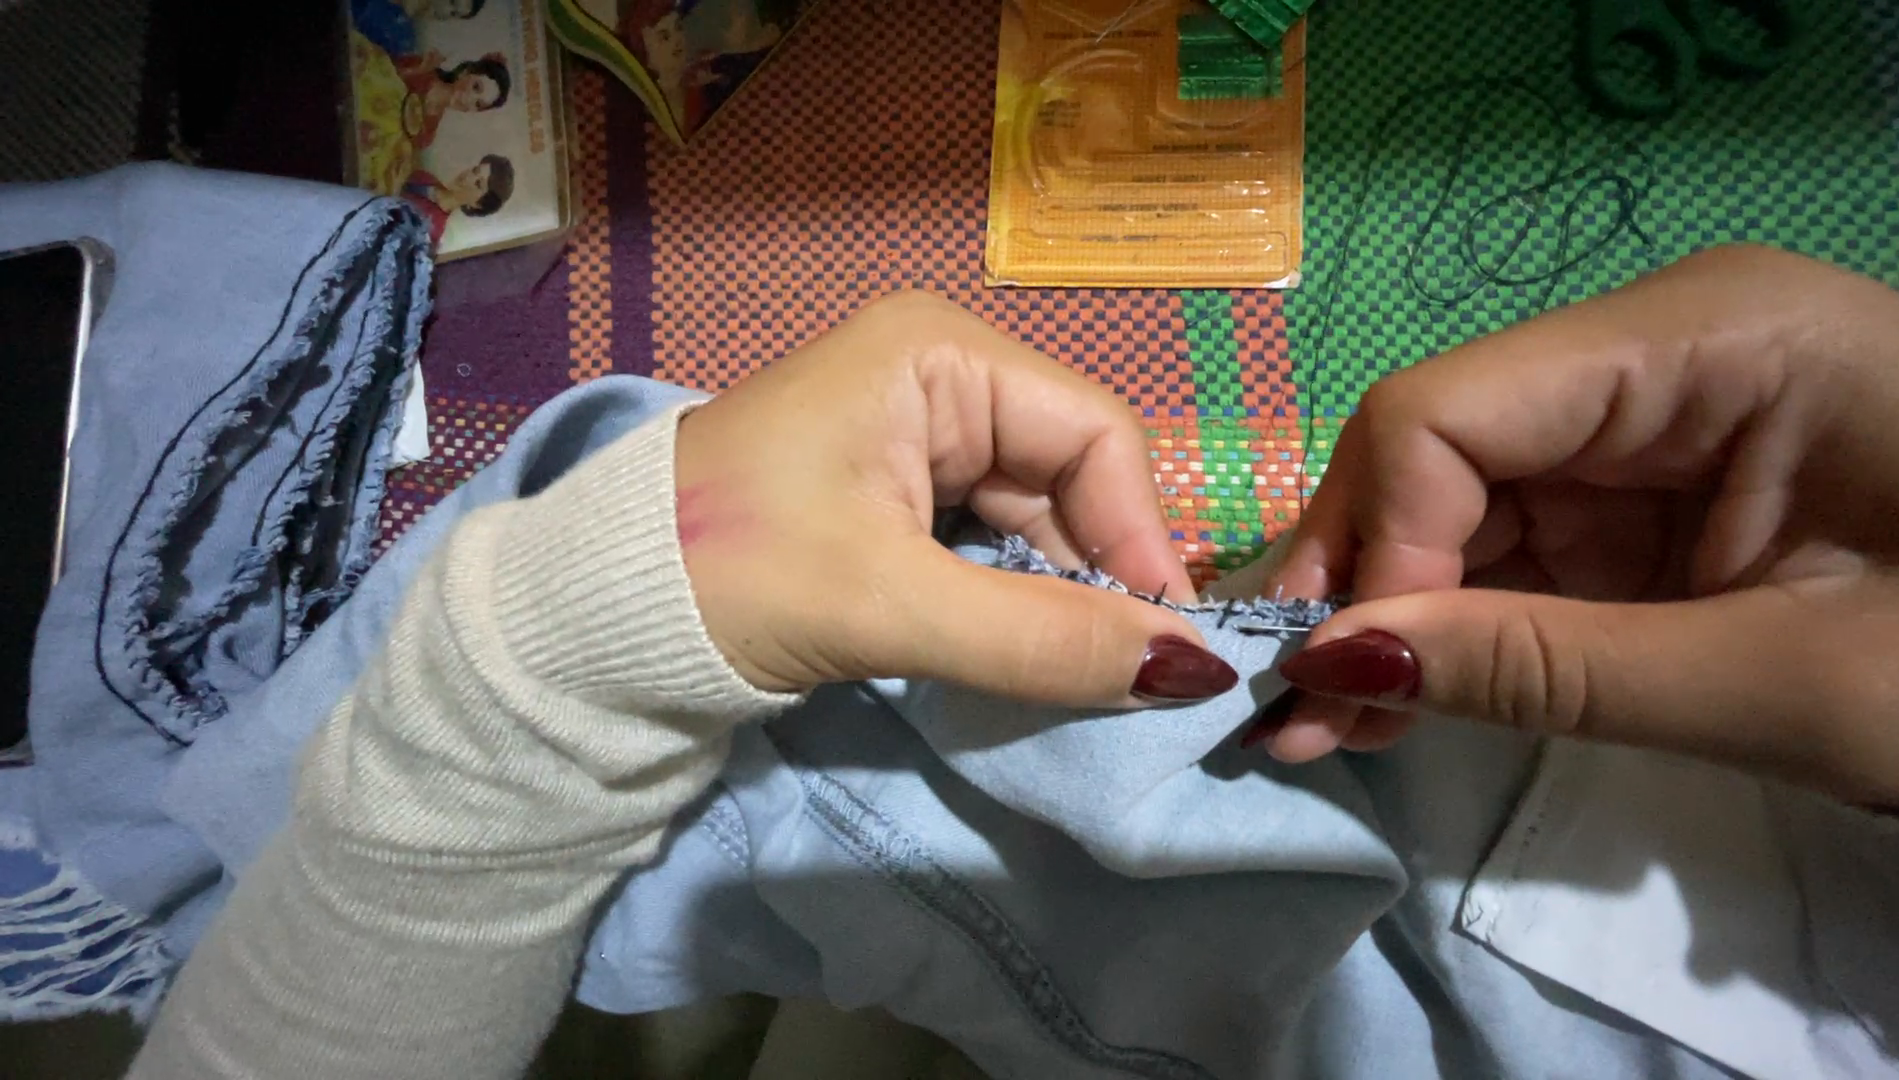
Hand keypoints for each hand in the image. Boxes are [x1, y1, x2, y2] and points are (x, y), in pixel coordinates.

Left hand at [672, 292, 1236, 707]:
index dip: (1141, 534)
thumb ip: (1037, 637)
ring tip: (1079, 667)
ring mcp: (918, 437)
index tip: (1168, 640)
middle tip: (1127, 670)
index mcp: (936, 355)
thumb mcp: (886, 603)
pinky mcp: (899, 492)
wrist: (596, 614)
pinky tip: (1026, 645)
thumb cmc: (727, 573)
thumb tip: (1189, 672)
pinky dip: (1015, 597)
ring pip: (1034, 516)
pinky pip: (990, 541)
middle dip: (1100, 573)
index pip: (1090, 433)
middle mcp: (938, 379)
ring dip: (1060, 594)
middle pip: (1068, 475)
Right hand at [1261, 246, 1898, 808]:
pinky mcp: (1609, 500)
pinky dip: (1429, 634)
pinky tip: (1391, 699)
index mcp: (1696, 340)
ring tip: (1330, 724)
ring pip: (1428, 516)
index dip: (1374, 542)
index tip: (1348, 667)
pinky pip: (1477, 555)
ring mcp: (1613, 433)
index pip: (1439, 417)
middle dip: (1351, 591)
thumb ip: (1539, 670)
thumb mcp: (1797, 687)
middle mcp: (1627, 362)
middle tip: (1299, 707)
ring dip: (1375, 624)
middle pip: (1415, 463)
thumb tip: (1324, 665)